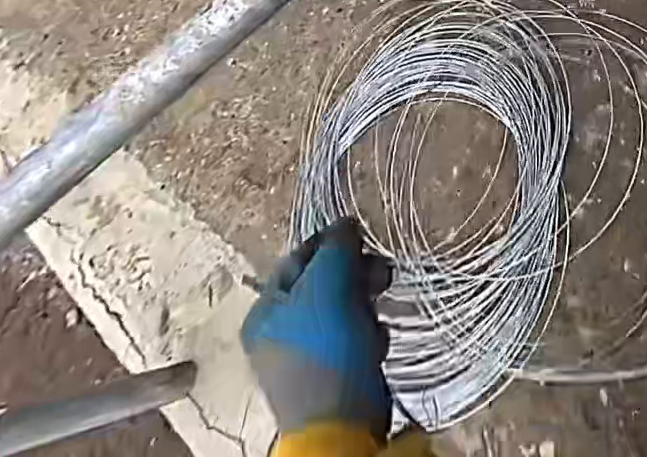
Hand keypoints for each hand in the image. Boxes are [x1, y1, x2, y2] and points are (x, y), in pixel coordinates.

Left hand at [240, 217, 392, 437]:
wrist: (342, 422)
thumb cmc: (326, 349)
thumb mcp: (326, 286)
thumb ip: (335, 248)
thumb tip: (346, 223)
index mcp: (266, 309)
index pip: (301, 255)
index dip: (333, 242)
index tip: (363, 238)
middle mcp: (280, 328)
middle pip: (325, 278)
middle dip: (356, 272)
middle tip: (379, 275)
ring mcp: (307, 349)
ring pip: (344, 302)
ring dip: (366, 301)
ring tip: (376, 314)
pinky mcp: (334, 366)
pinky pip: (354, 330)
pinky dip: (368, 330)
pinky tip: (374, 341)